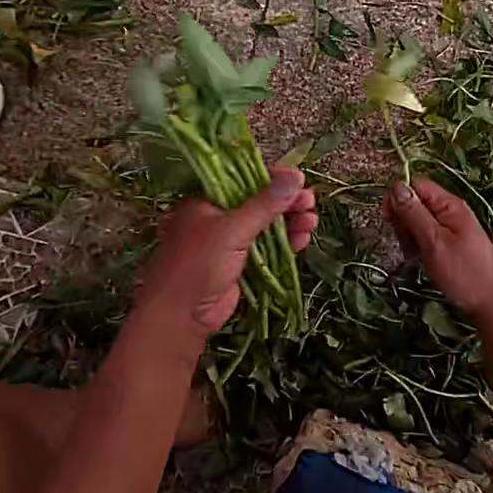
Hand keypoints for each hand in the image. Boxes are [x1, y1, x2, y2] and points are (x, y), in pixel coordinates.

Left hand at [135, 166, 316, 337]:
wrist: (180, 315)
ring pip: (266, 226)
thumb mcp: (232, 229)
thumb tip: (295, 177)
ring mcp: (230, 242)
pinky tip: (304, 238)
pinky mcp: (241, 264)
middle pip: (259, 203)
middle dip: (286, 202)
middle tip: (310, 201)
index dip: (273, 179)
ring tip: (312, 220)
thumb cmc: (198, 264)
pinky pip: (268, 248)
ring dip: (290, 222)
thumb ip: (265, 204)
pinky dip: (286, 243)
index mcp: (208, 201)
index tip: (298, 179)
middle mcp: (219, 218)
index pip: (244, 180)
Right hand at [384, 178, 492, 321]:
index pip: (416, 185)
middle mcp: (450, 212)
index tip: (391, 219)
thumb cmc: (464, 272)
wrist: (492, 304)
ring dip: (410, 238)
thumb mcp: (433, 241)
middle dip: (404, 221)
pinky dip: (419, 249)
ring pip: (417, 223)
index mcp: (449, 205)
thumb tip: (396, 186)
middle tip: (409, 243)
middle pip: (415, 203)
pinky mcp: (449, 246)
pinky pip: (425, 239)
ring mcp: (450, 230)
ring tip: (418, 256)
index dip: (399, 198)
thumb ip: (413, 213)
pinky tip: (423, 262)